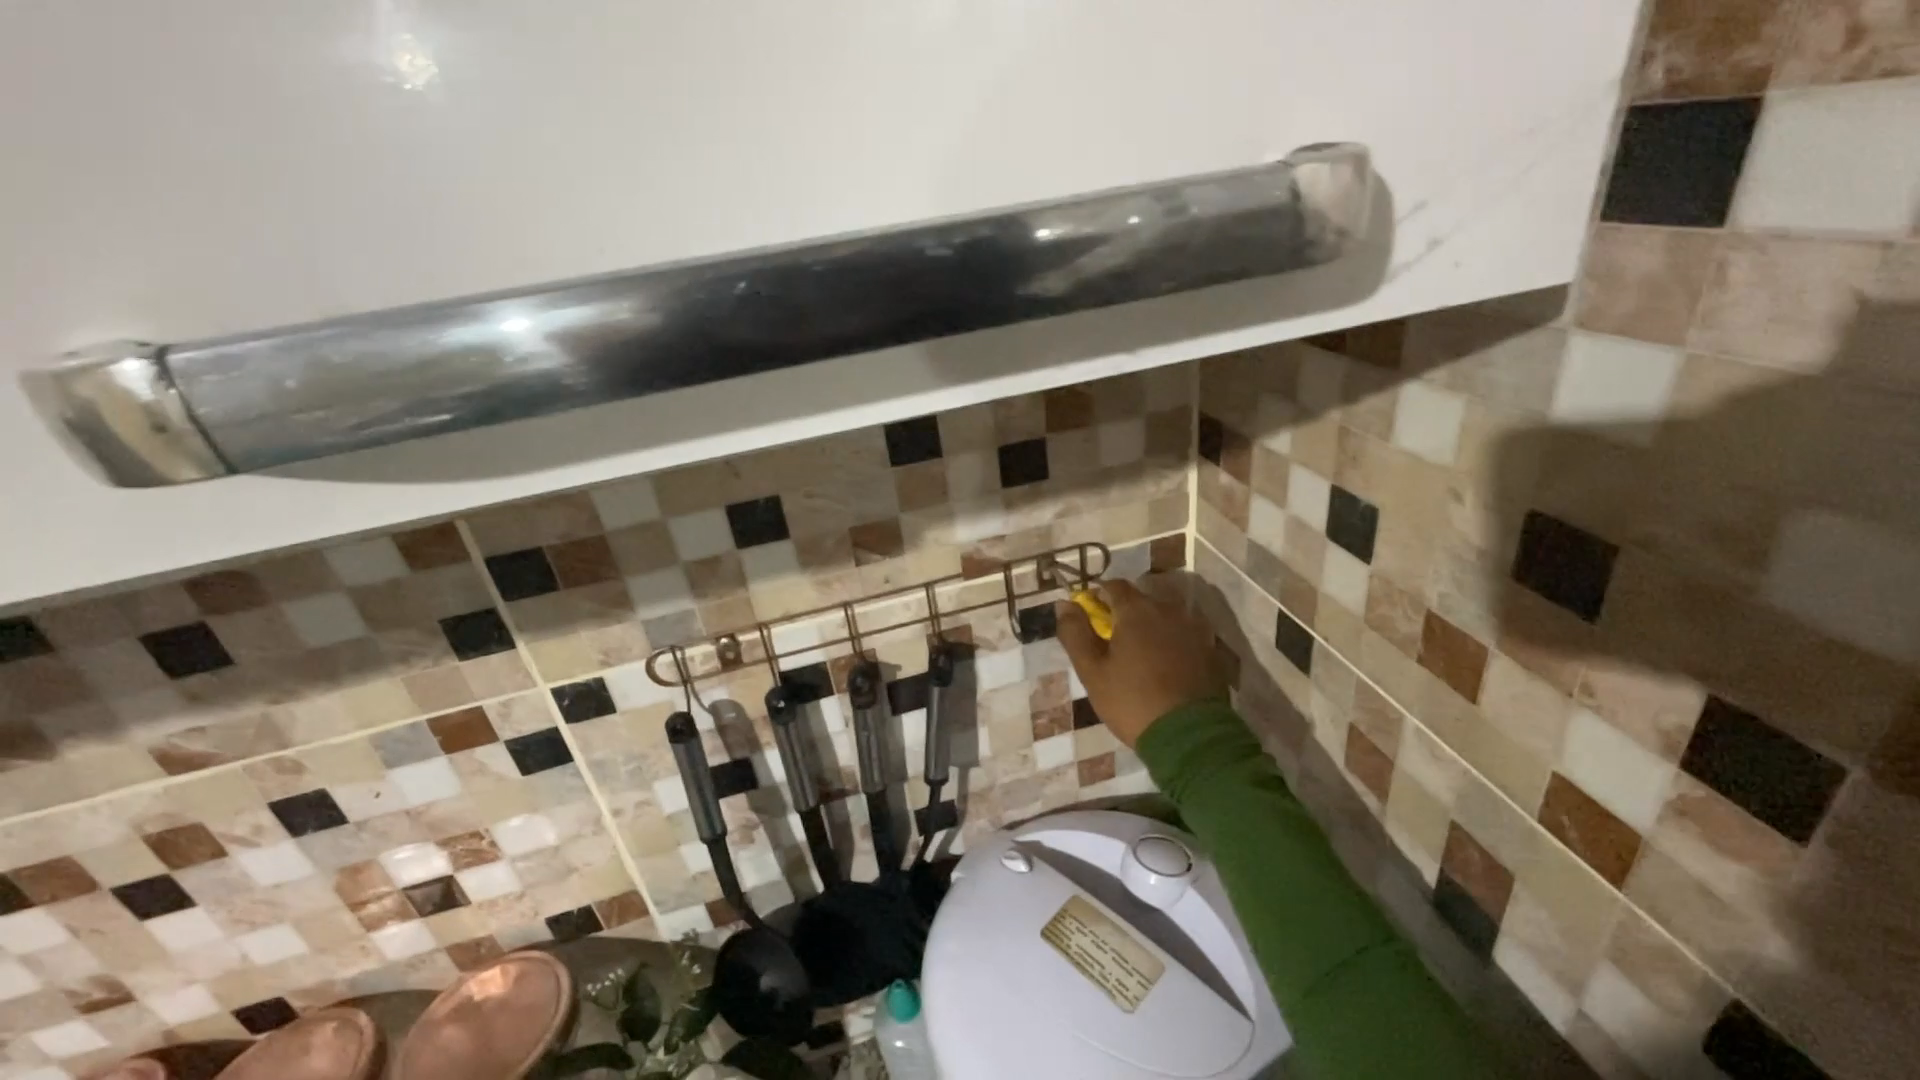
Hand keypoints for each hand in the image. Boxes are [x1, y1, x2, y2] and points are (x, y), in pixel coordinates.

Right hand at [1056, 579, 1222, 747]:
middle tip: (1113, 641)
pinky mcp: (1210, 649)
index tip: (1089, 615)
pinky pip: (1184, 634)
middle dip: (1125, 612)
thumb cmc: (1132, 701)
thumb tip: (1064, 604)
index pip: (1113, 586)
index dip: (1098, 596)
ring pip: (1165, 615)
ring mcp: (1194, 628)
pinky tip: (1165, 665)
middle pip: (1142, 599)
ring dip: (1150, 625)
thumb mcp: (1092, 671)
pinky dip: (1171, 640)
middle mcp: (1168, 609)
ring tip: (1140, 653)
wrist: (1189, 735)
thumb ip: (1075, 633)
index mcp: (1137, 610)